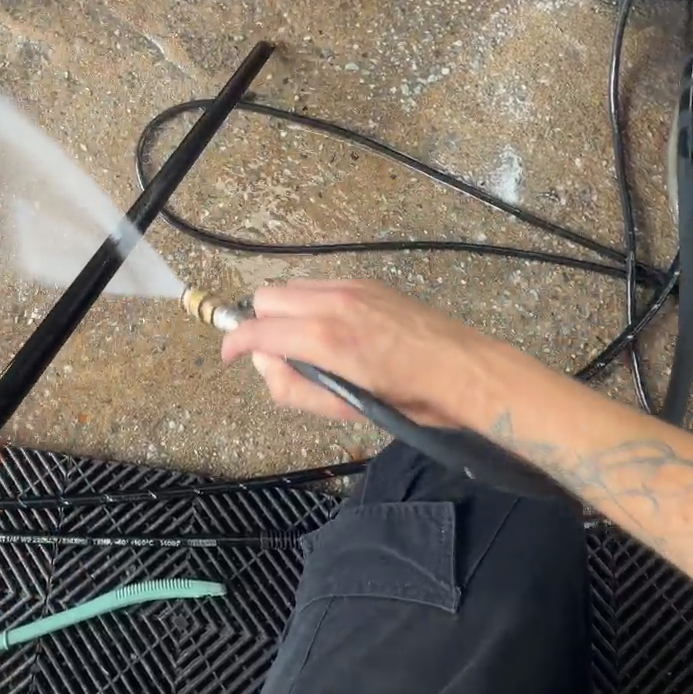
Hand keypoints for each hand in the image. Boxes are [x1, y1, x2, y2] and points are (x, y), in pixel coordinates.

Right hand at [221, 280, 530, 427]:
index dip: (233, 342)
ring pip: (291, 286)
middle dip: (261, 323)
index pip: (257, 329)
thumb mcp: (342, 410)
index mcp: (324, 338)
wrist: (463, 371)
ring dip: (285, 311)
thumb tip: (264, 363)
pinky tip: (332, 329)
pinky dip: (310, 303)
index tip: (229, 355)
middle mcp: (332, 303)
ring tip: (306, 342)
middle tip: (277, 353)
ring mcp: (350, 287)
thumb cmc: (407, 400)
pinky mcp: (366, 283)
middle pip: (267, 296)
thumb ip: (291, 386)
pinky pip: (319, 284)